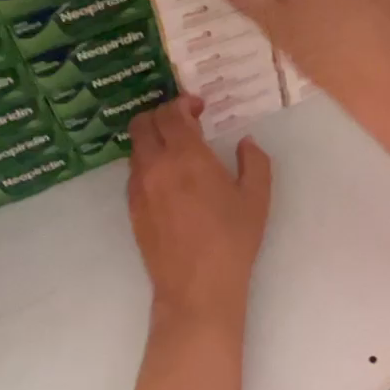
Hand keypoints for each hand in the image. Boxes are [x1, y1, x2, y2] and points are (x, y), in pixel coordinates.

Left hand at [127, 95, 272, 318]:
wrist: (197, 285)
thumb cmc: (232, 240)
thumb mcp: (257, 198)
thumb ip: (254, 162)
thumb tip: (245, 143)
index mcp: (186, 156)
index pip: (171, 113)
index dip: (184, 103)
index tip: (199, 108)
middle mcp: (155, 165)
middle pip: (143, 123)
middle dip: (162, 115)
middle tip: (184, 123)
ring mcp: (139, 187)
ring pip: (135, 148)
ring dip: (153, 140)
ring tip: (176, 151)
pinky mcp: (132, 208)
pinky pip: (135, 173)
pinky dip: (148, 164)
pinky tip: (168, 180)